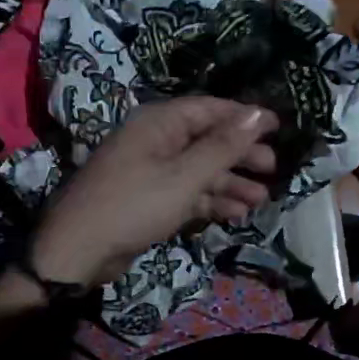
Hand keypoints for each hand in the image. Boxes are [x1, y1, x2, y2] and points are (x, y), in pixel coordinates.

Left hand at [30, 98, 279, 286]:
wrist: (80, 250)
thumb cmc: (134, 205)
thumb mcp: (184, 176)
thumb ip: (223, 147)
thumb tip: (259, 113)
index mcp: (159, 123)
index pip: (210, 109)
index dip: (245, 117)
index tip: (278, 128)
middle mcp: (155, 141)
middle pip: (207, 140)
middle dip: (240, 155)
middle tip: (273, 170)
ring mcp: (151, 172)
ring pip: (199, 171)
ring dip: (229, 183)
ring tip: (261, 199)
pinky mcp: (148, 200)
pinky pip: (186, 193)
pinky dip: (209, 202)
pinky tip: (235, 214)